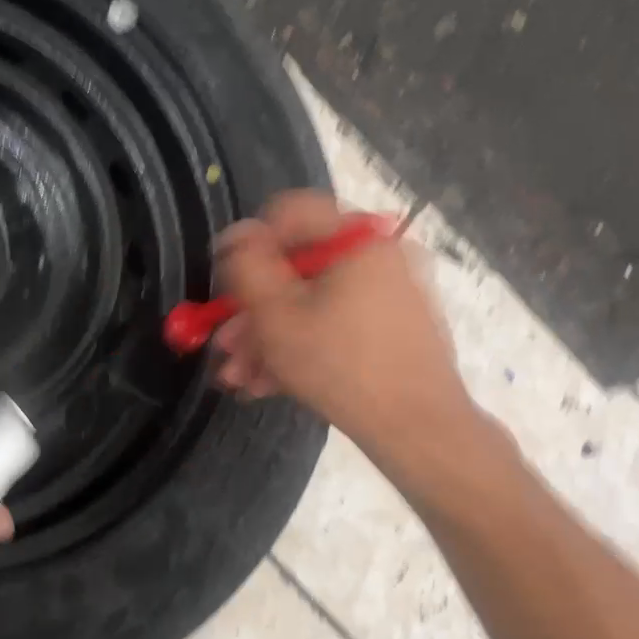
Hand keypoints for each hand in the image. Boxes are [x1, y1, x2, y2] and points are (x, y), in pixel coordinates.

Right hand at [213, 190, 476, 451]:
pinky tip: (268, 383)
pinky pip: (332, 323)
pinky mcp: (393, 326)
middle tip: (223, 346)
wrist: (415, 425)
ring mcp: (390, 292)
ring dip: (265, 338)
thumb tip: (236, 235)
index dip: (248, 243)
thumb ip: (246, 266)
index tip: (226, 284)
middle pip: (295, 267)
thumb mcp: (274, 314)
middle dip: (250, 310)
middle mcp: (379, 256)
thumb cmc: (338, 363)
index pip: (290, 213)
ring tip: (240, 377)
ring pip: (309, 302)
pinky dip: (298, 347)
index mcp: (357, 240)